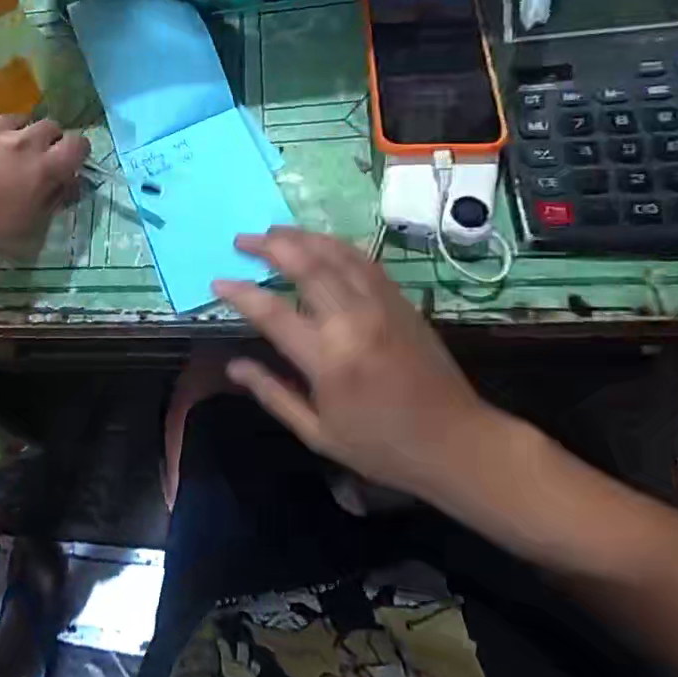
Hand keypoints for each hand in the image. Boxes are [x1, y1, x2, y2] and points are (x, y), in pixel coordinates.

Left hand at [0, 108, 88, 253]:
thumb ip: (55, 200)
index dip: (75, 153)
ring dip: (16, 134)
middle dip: (47, 142)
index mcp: (44, 167)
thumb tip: (70, 182)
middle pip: (51, 126)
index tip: (65, 163)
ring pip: (17, 119)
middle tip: (30, 161)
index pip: (79, 144)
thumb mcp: (29, 227)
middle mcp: (23, 139)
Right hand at [212, 227, 505, 499]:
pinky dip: (335, 244)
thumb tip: (233, 366)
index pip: (272, 312)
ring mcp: (380, 304)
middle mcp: (353, 320)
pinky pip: (363, 259)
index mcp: (328, 359)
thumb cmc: (382, 445)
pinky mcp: (400, 299)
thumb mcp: (318, 433)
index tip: (219, 281)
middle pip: (305, 265)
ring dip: (301, 236)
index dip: (240, 293)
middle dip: (269, 246)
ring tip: (274, 231)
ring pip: (335, 253)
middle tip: (242, 239)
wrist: (458, 442)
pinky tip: (319, 242)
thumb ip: (272, 394)